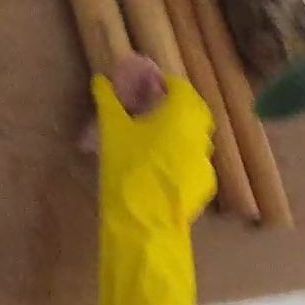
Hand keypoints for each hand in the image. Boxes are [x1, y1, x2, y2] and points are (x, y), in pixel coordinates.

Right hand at [94, 55, 216, 304]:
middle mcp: (200, 138)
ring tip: (153, 139)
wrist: (143, 225)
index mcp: (182, 117)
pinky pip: (193, 163)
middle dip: (176, 107)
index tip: (148, 86)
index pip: (182, 88)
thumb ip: (108, 102)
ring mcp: (205, 165)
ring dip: (179, 133)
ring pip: (195, 139)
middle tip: (151, 109)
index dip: (166, 84)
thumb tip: (100, 80)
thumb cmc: (127, 169)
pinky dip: (180, 157)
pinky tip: (159, 167)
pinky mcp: (202, 189)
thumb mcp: (111, 131)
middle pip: (194, 113)